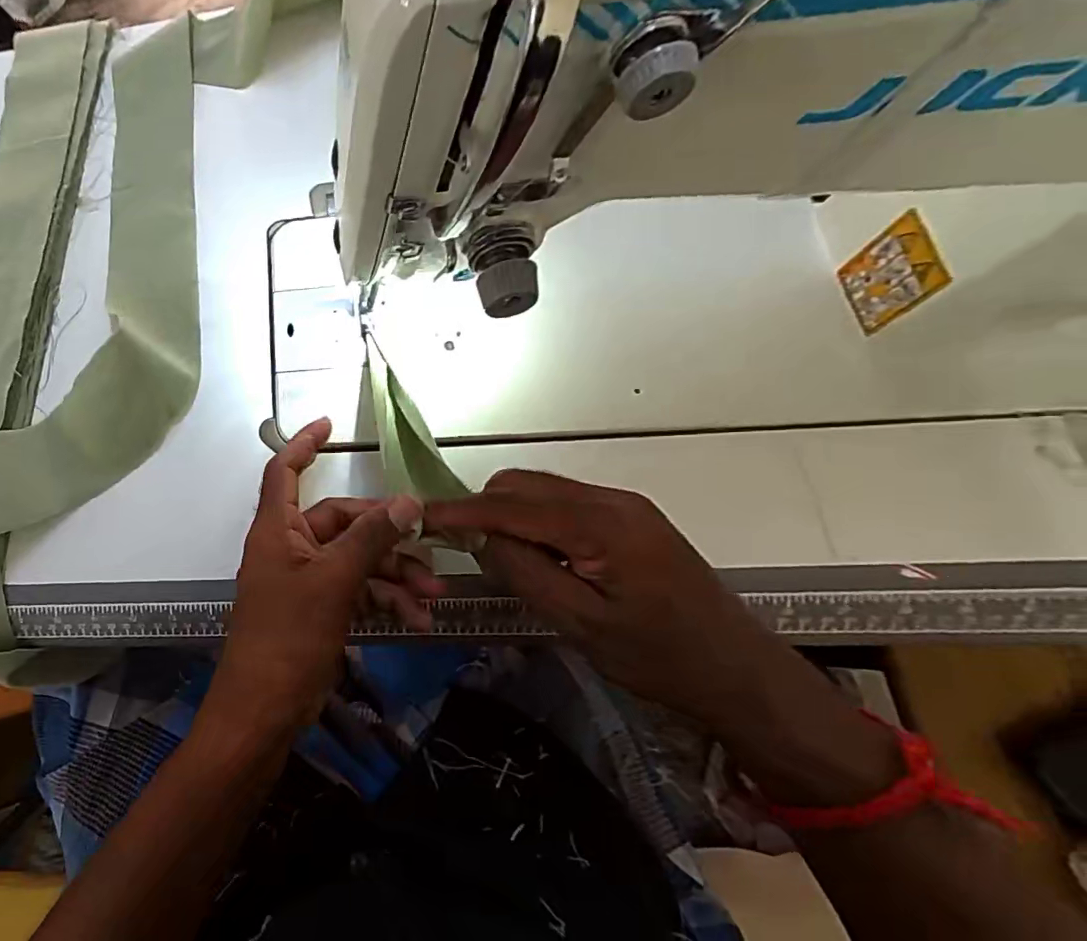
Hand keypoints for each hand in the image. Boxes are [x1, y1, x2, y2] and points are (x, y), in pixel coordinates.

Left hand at [207, 418, 426, 735]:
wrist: (265, 707)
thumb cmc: (288, 636)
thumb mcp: (334, 583)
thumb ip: (369, 540)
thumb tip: (407, 501)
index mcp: (276, 529)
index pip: (284, 472)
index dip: (302, 445)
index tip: (328, 424)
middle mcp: (288, 547)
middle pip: (341, 522)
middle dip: (386, 537)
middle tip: (431, 553)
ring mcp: (303, 580)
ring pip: (355, 559)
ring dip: (393, 573)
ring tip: (433, 596)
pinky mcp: (317, 609)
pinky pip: (356, 590)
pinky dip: (384, 599)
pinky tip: (416, 619)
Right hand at [423, 469, 816, 730]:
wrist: (743, 676)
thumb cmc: (662, 658)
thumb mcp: (580, 623)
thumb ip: (523, 570)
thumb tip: (476, 536)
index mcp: (602, 525)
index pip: (510, 506)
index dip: (460, 511)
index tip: (419, 518)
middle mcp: (611, 501)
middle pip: (521, 486)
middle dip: (480, 509)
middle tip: (456, 546)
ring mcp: (622, 506)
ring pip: (538, 490)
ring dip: (505, 514)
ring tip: (493, 555)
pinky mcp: (627, 518)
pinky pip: (560, 503)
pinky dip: (531, 519)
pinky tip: (532, 553)